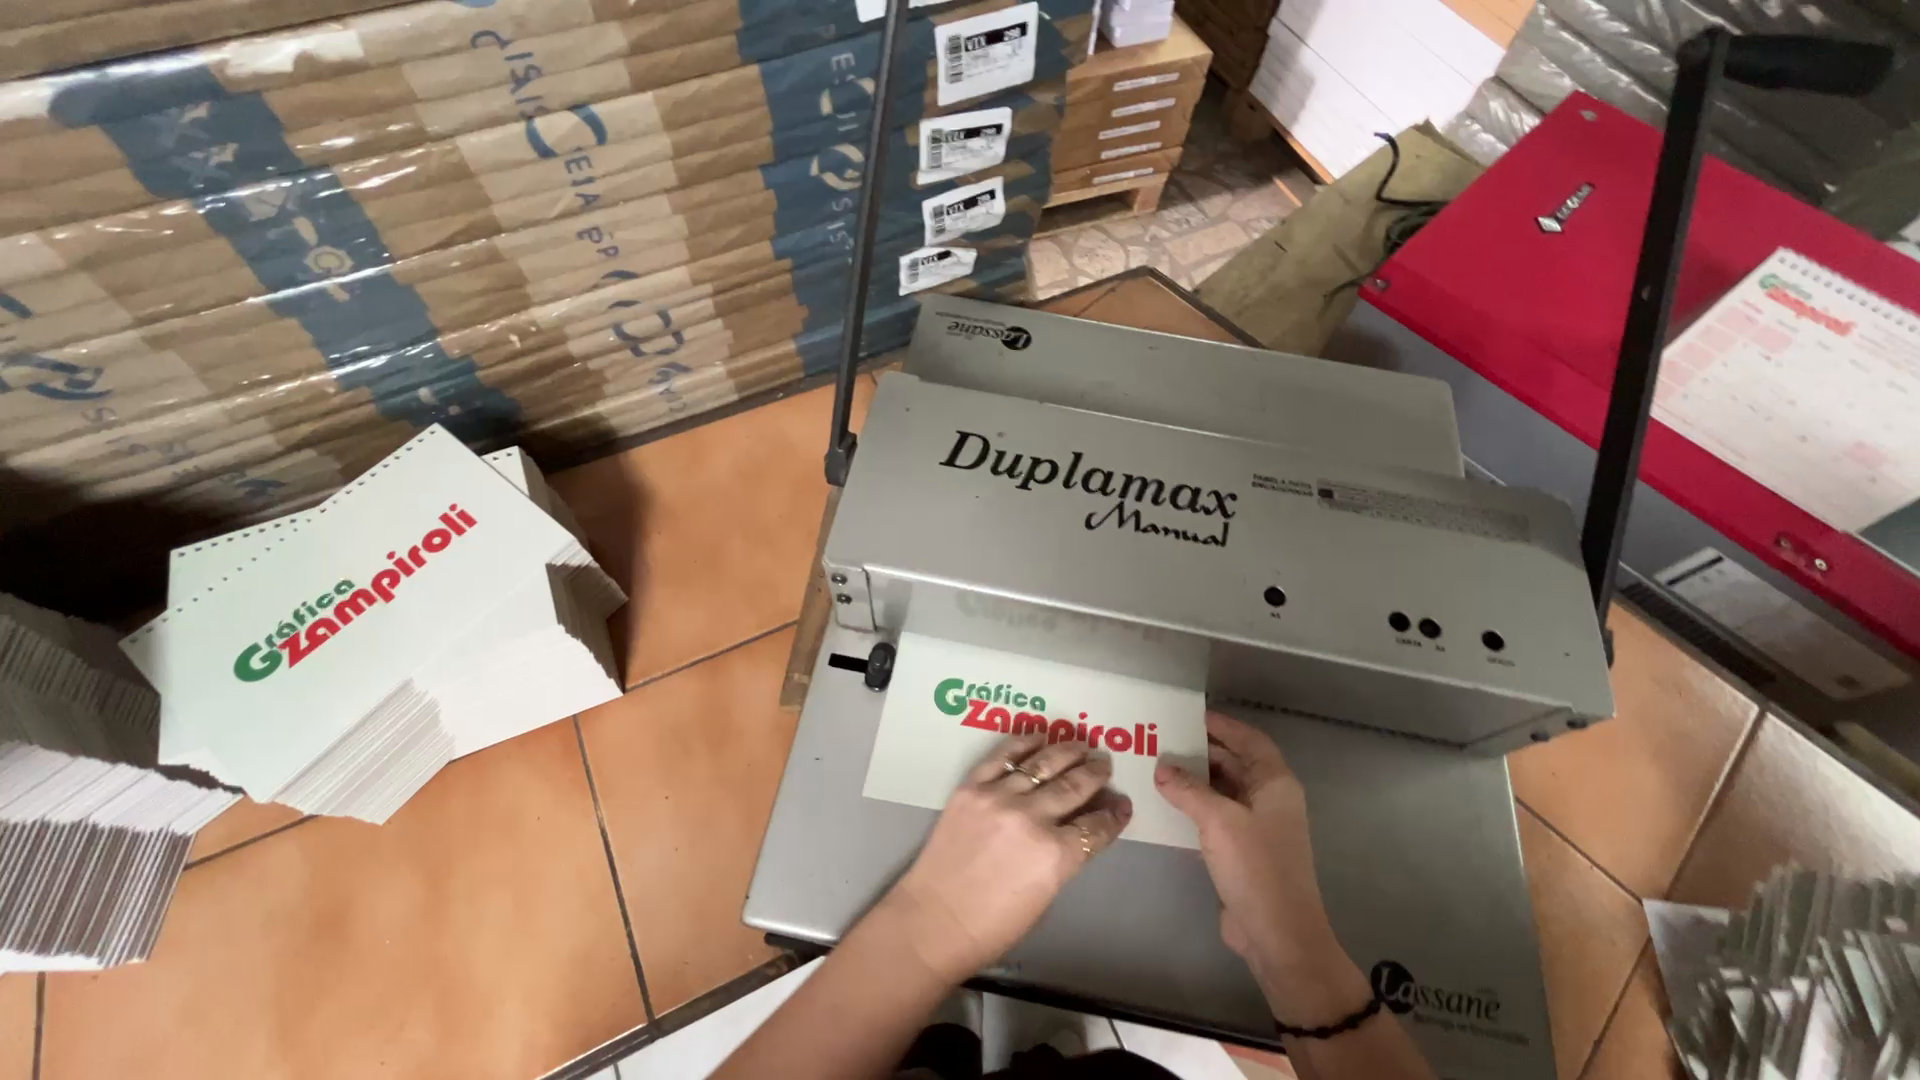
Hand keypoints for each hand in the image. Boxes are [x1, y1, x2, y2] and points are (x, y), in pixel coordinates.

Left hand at [880, 734, 1132, 982]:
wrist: (935, 919)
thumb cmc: (993, 925)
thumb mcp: (1045, 896)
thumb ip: (1065, 858)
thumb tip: (1081, 832)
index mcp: (1057, 855)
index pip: (1096, 826)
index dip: (1114, 814)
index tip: (1123, 802)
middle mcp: (1033, 818)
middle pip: (1075, 786)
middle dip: (1096, 773)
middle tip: (1105, 762)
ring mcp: (1000, 797)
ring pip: (1044, 763)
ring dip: (1068, 751)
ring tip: (1081, 744)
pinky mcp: (972, 787)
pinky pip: (1004, 755)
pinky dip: (1024, 742)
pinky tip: (1039, 736)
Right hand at [1154, 711, 1344, 996]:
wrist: (1278, 935)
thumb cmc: (1256, 867)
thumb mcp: (1219, 821)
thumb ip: (1188, 790)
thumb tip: (1162, 768)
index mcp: (1275, 784)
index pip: (1250, 741)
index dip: (1223, 725)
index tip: (1188, 716)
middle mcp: (1270, 800)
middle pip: (1236, 763)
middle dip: (1202, 751)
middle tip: (1162, 739)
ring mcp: (1257, 827)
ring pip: (1223, 790)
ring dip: (1195, 779)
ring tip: (1157, 766)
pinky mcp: (1242, 850)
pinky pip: (1216, 815)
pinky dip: (1194, 805)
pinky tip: (1167, 804)